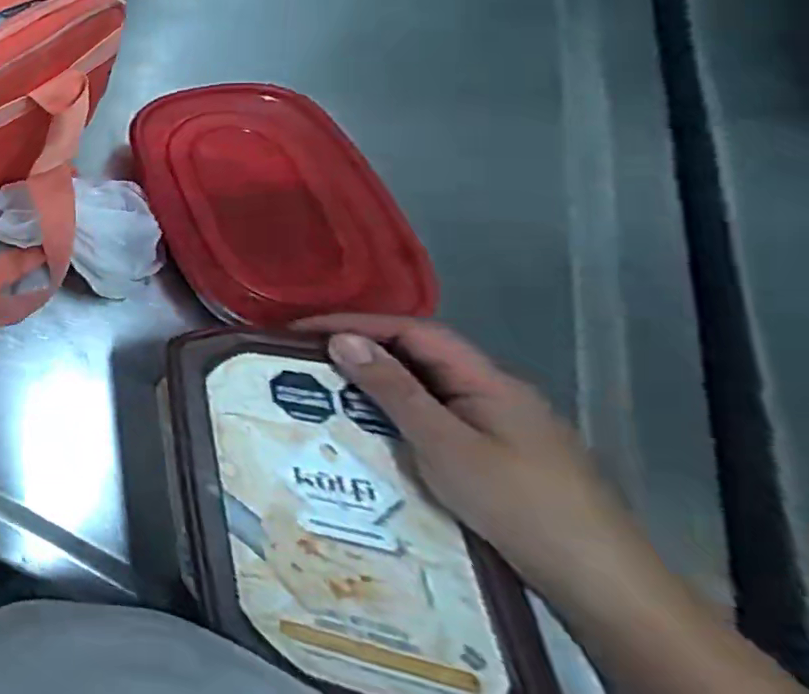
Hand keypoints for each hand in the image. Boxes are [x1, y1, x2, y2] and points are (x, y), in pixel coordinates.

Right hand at [298, 318, 808, 693]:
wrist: (603, 584)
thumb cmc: (519, 505)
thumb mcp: (444, 445)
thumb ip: (393, 390)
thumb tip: (342, 340)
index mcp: (489, 380)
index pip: (414, 330)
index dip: (356, 323)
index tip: (303, 329)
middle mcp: (497, 391)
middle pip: (421, 352)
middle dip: (362, 347)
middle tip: (307, 356)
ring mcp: (502, 422)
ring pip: (428, 384)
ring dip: (378, 380)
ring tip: (327, 387)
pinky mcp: (500, 452)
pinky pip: (437, 413)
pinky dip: (397, 408)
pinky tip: (373, 425)